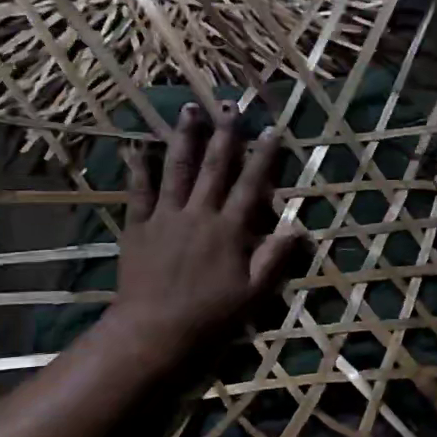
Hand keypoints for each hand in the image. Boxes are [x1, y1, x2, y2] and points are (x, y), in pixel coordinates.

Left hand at [107, 101, 304, 357]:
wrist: (153, 332)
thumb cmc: (209, 316)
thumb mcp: (253, 294)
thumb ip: (274, 258)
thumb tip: (299, 227)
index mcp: (228, 229)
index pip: (250, 185)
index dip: (262, 156)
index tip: (270, 129)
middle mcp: (198, 214)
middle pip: (214, 167)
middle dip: (224, 134)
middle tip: (229, 104)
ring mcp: (166, 217)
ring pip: (177, 169)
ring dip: (184, 138)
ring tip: (189, 109)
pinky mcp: (139, 227)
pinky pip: (139, 193)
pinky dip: (139, 169)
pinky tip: (137, 148)